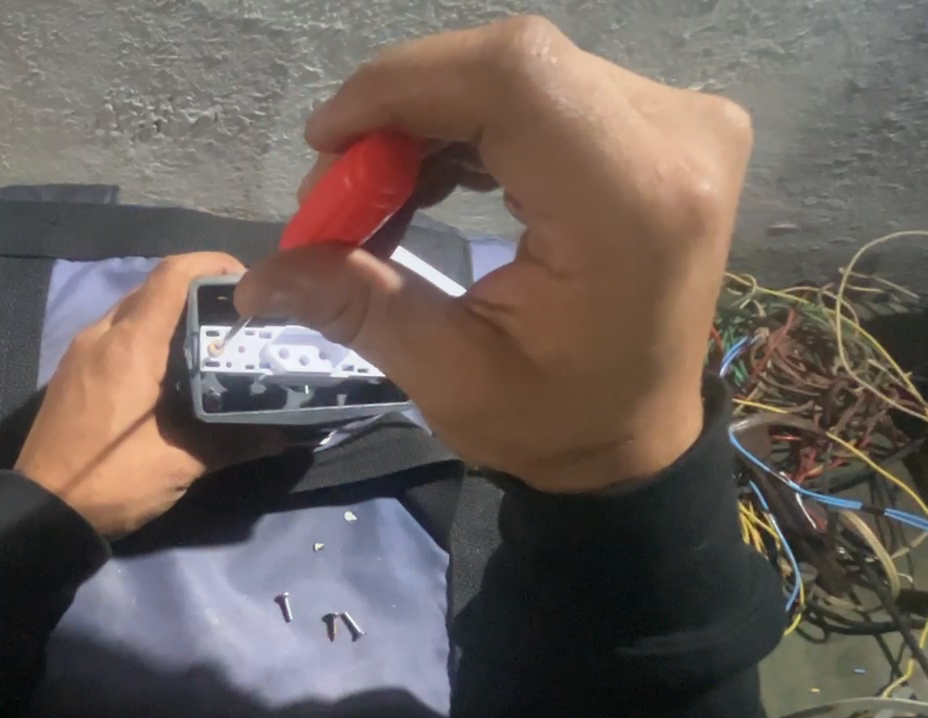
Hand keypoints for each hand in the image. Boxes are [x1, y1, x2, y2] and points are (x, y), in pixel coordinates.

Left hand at [16, 253, 278, 536]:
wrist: (42, 513)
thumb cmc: (112, 481)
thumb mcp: (178, 464)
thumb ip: (232, 441)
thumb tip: (282, 435)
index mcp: (129, 345)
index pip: (173, 275)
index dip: (213, 265)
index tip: (248, 286)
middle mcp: (100, 335)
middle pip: (154, 290)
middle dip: (197, 297)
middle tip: (234, 326)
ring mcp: (79, 354)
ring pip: (131, 314)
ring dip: (169, 321)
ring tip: (205, 351)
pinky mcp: (70, 374)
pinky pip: (113, 339)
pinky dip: (144, 343)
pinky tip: (165, 378)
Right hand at [237, 16, 751, 491]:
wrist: (630, 437)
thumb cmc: (548, 422)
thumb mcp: (445, 376)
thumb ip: (357, 308)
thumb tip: (254, 281)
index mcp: (629, 205)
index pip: (512, 78)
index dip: (400, 87)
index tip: (321, 143)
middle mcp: (672, 136)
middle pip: (509, 70)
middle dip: (396, 120)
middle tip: (334, 197)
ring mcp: (673, 123)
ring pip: (516, 77)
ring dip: (420, 128)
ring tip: (367, 200)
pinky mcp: (652, 130)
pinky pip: (538, 98)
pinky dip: (458, 135)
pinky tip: (416, 186)